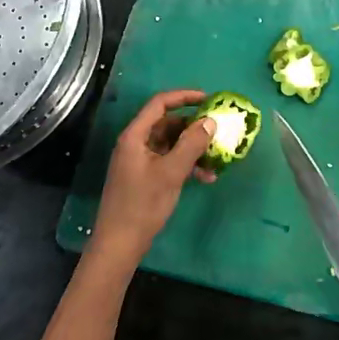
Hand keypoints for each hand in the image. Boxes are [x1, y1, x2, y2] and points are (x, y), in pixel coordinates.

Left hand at [89, 89, 214, 265]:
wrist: (120, 242)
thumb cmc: (143, 204)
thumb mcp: (171, 172)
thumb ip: (191, 144)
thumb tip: (210, 121)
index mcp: (135, 136)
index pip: (160, 104)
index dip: (184, 97)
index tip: (209, 99)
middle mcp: (136, 143)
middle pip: (167, 123)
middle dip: (193, 126)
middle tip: (218, 130)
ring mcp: (140, 160)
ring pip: (171, 143)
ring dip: (193, 148)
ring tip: (216, 158)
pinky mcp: (145, 176)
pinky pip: (169, 160)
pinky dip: (186, 164)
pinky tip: (206, 177)